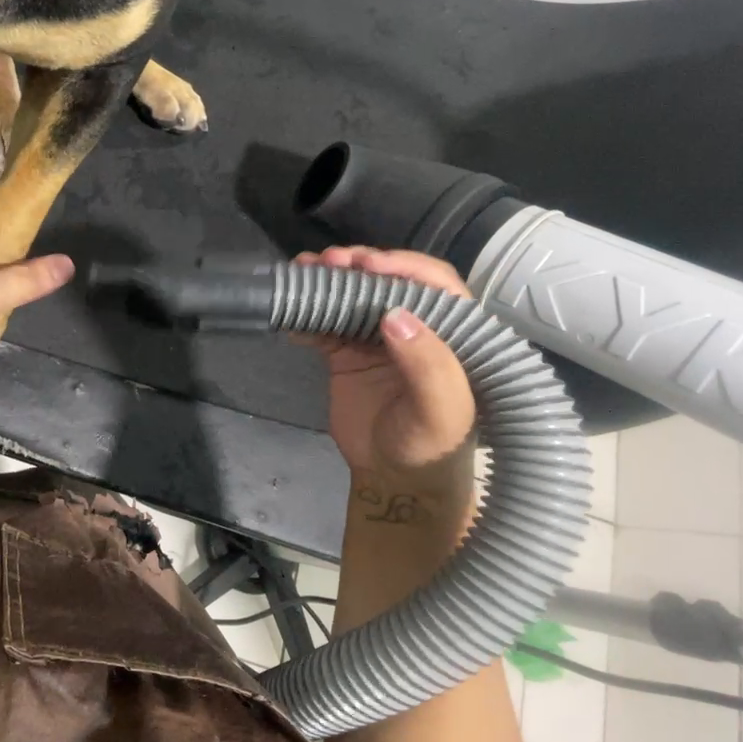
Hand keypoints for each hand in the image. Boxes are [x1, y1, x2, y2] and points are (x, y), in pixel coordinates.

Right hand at [293, 246, 476, 480]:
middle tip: (328, 261)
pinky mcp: (346, 354)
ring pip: (353, 296)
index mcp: (454, 335)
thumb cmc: (430, 446)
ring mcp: (378, 340)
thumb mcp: (442, 411)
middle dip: (358, 265)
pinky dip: (304, 311)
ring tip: (303, 270)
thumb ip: (427, 363)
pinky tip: (288, 307)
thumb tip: (394, 314)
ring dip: (328, 280)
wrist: (393, 480)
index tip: (367, 263)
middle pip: (388, 282)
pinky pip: (323, 323)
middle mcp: (418, 329)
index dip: (403, 266)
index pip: (434, 285)